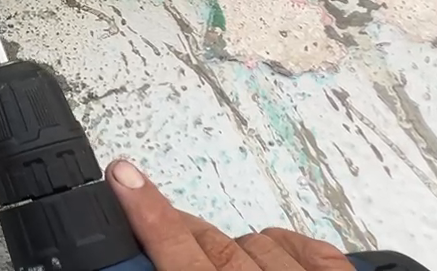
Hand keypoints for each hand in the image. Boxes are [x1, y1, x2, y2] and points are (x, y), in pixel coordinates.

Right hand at [106, 159, 353, 270]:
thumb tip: (137, 258)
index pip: (178, 256)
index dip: (146, 212)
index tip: (120, 174)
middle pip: (215, 247)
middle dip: (176, 228)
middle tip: (145, 219)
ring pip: (258, 246)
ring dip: (229, 250)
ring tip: (212, 263)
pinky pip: (315, 253)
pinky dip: (287, 249)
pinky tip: (270, 253)